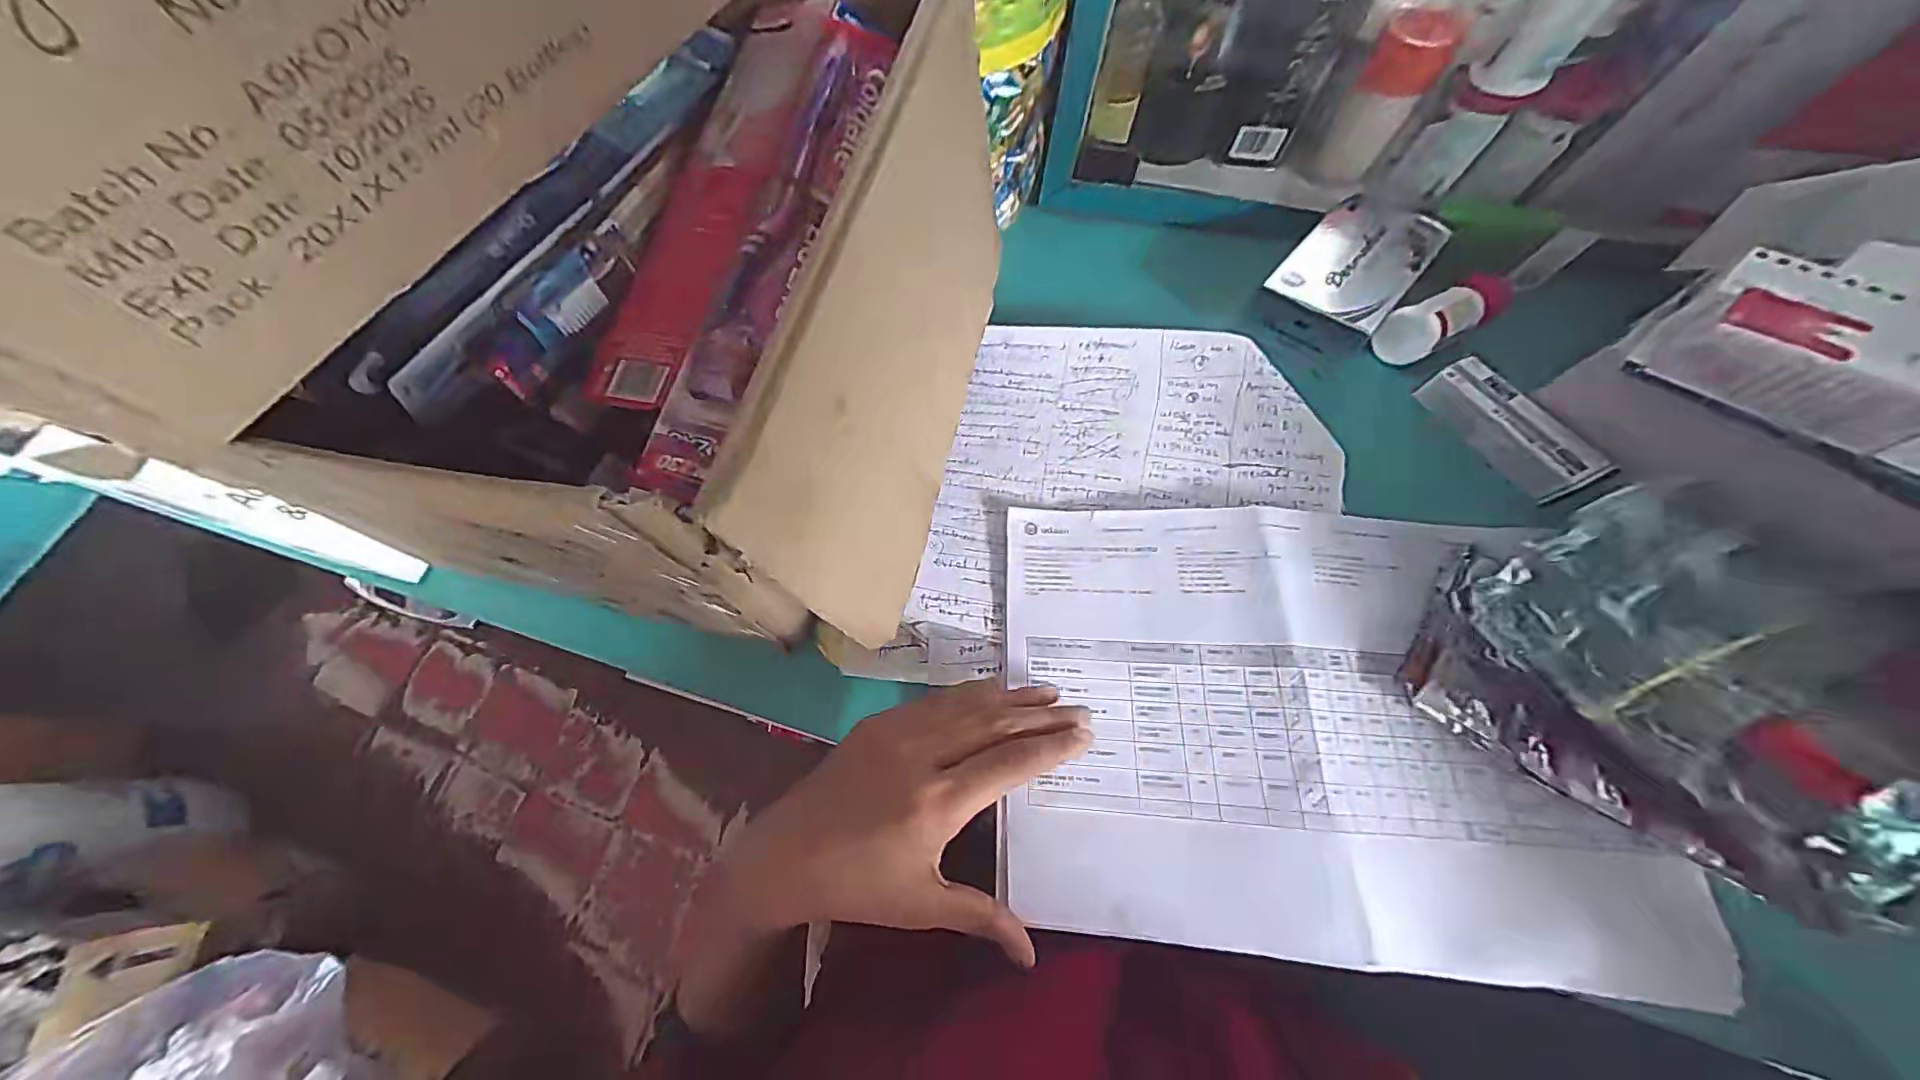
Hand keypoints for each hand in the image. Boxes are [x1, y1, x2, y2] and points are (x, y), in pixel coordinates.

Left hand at [715, 680, 1090, 966]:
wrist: (784, 855)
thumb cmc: (856, 885)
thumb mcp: (920, 904)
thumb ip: (980, 915)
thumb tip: (1031, 953)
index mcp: (937, 803)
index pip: (1009, 764)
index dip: (1049, 748)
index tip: (1082, 734)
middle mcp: (923, 756)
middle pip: (994, 726)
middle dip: (1041, 717)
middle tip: (1079, 708)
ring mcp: (898, 733)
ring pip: (966, 705)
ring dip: (1010, 698)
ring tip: (1047, 692)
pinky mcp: (878, 724)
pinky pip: (935, 701)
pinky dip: (970, 693)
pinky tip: (990, 690)